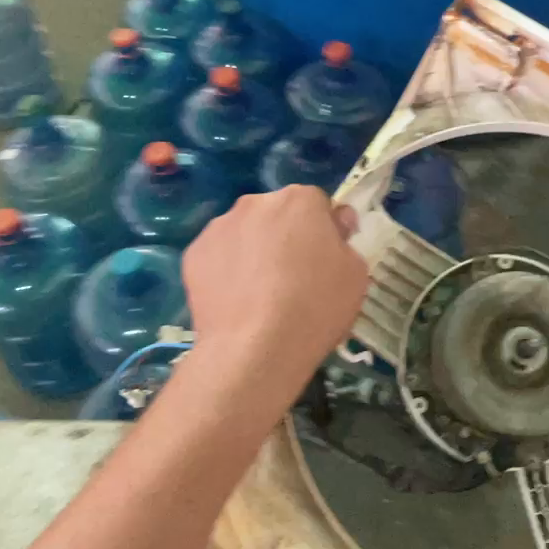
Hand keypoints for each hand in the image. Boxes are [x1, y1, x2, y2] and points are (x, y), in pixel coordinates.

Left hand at [181, 186, 368, 403]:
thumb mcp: (355, 275)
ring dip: (253, 252)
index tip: (324, 259)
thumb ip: (344, 241)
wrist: (255, 350)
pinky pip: (218, 257)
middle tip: (293, 278)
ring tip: (260, 295)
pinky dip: (226, 272)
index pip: (316, 204)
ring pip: (244, 233)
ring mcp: (219, 227)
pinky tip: (236, 302)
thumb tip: (335, 226)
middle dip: (285, 236)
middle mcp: (255, 202)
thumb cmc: (315, 307)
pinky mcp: (193, 254)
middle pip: (276, 214)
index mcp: (299, 199)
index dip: (322, 231)